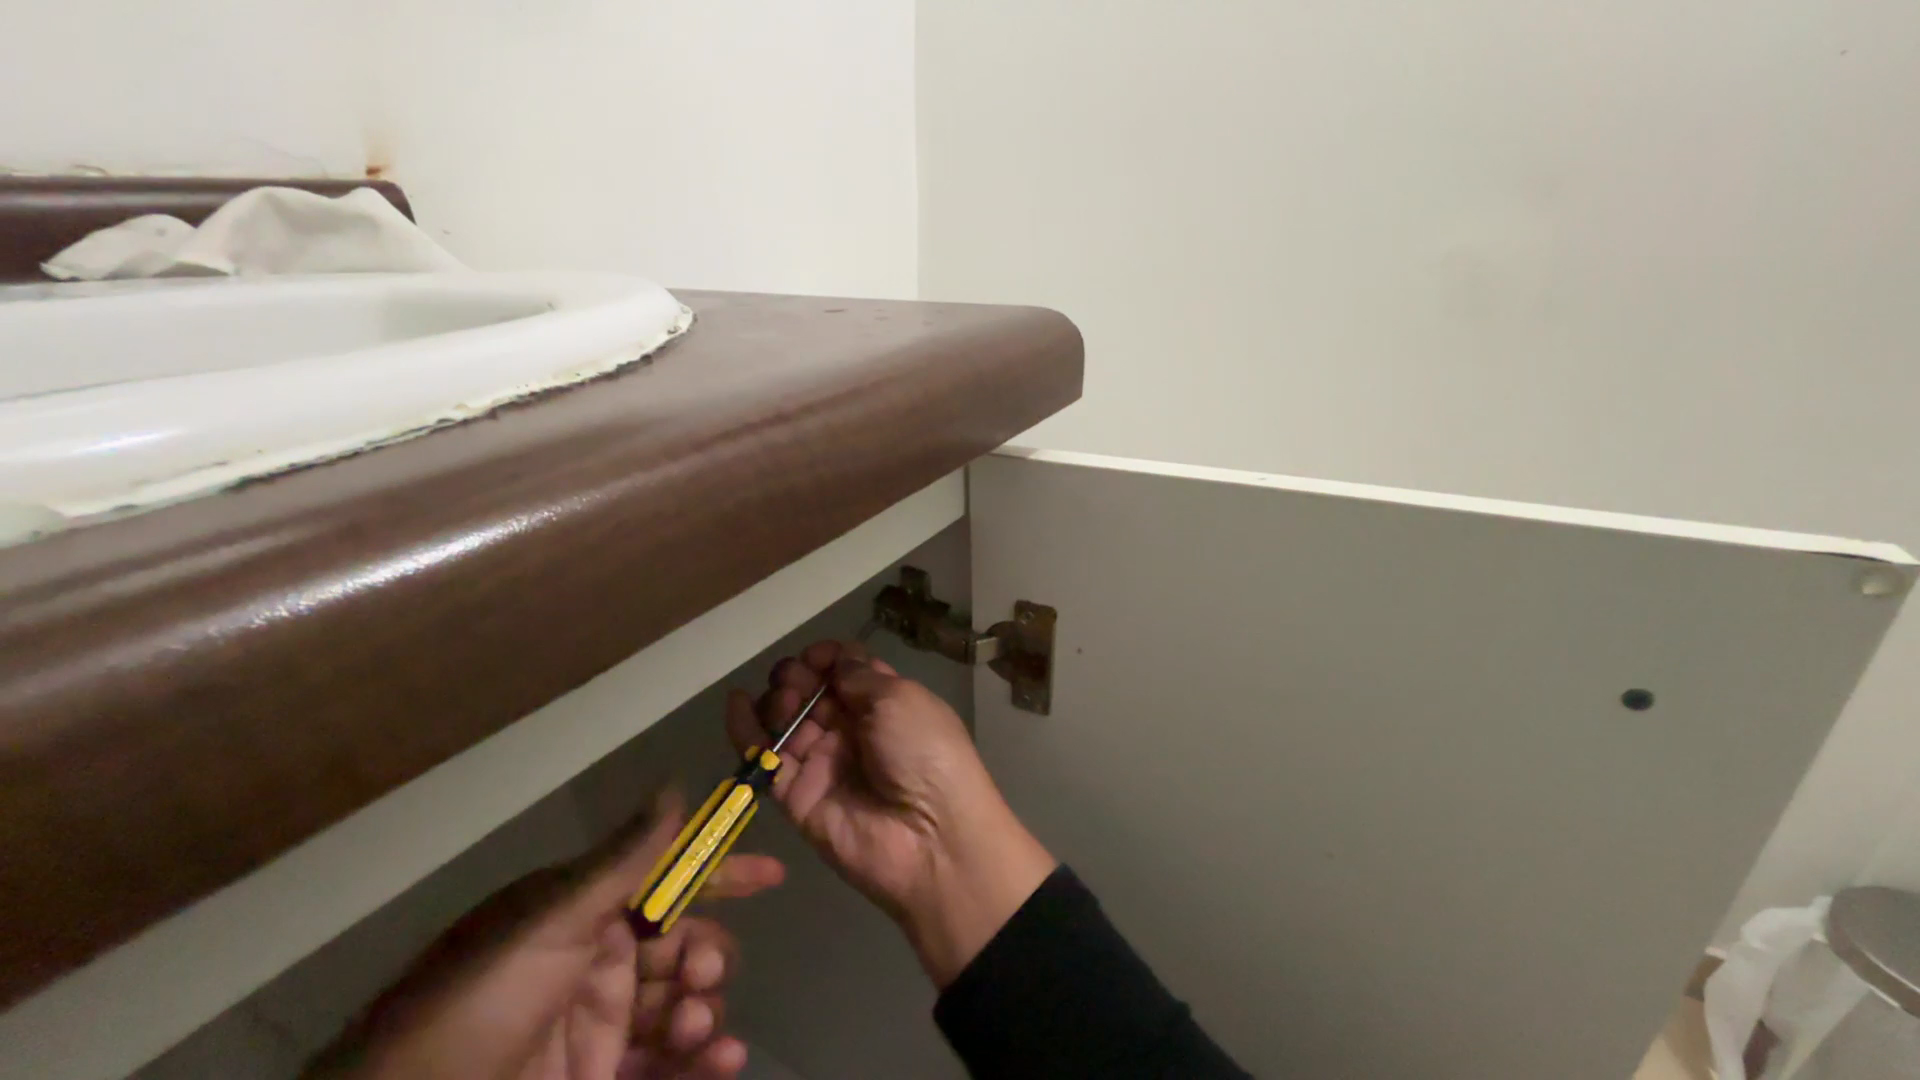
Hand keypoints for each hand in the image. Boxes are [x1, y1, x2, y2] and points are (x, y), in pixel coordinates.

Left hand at [314, 797, 782, 1079]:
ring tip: (697, 1027)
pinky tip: (723, 1060)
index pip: (665, 881)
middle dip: (710, 955)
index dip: (720, 875)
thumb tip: (674, 786)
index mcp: (583, 914)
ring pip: (680, 1005)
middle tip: (703, 976)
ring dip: (705, 1009)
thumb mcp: (549, 922)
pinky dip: (702, 1062)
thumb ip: (622, 861)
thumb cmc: (476, 1005)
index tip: (773, 877)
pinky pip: (666, 1065)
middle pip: (682, 947)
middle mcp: (596, 963)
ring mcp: (597, 1028)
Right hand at [726, 642, 1055, 986]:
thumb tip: (836, 665)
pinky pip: (765, 758)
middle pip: (811, 693)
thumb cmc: (926, 754)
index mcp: (884, 705)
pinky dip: (744, 729)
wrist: (931, 838)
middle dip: (798, 676)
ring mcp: (822, 763)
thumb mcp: (901, 700)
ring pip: (786, 720)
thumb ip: (860, 678)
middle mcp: (851, 731)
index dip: (828, 658)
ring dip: (778, 699)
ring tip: (786, 702)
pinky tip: (735, 701)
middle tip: (797, 680)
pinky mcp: (796, 795)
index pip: (846, 671)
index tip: (816, 656)